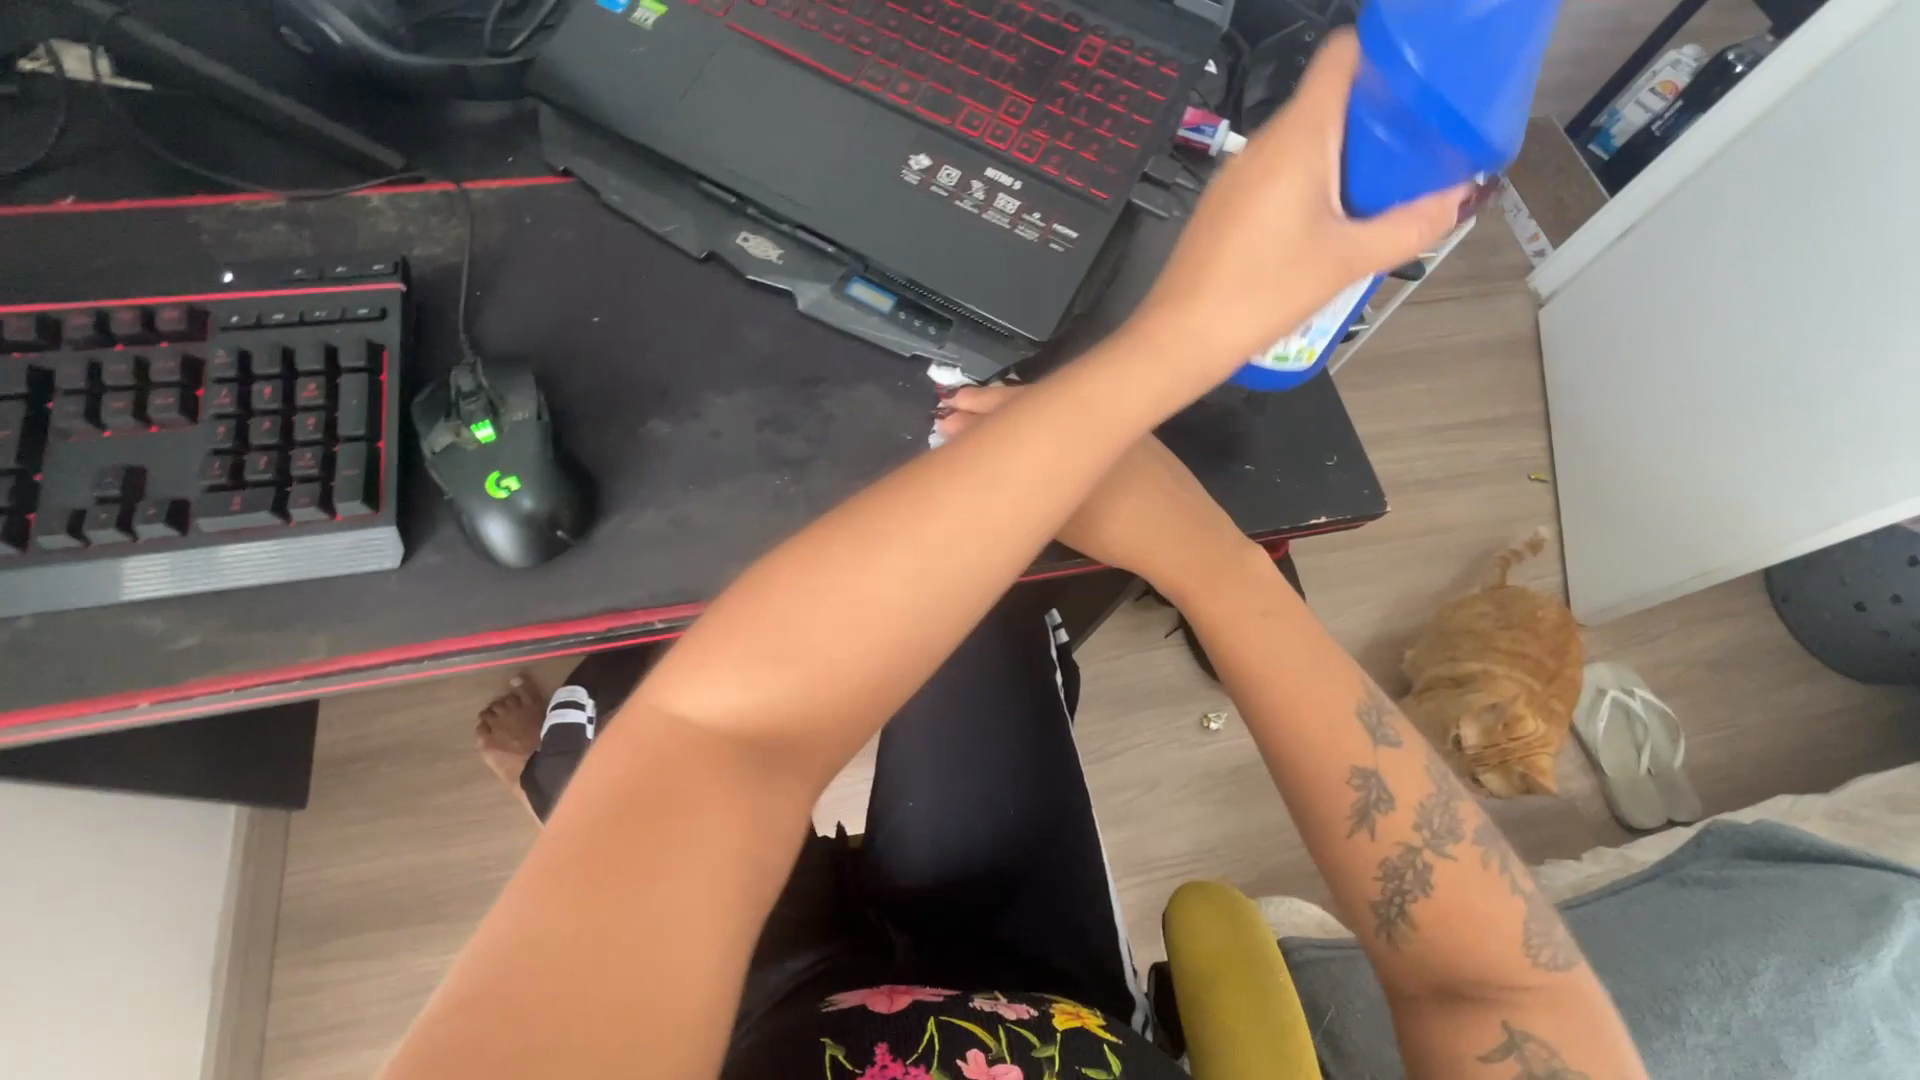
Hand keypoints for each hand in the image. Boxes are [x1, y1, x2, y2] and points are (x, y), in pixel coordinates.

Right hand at [937, 385, 1263, 587]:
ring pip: (1057, 411)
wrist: (1185, 538)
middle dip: (990, 407)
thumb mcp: (1058, 516)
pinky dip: (1049, 426)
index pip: (1015, 409)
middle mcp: (1094, 414)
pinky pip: (1078, 421)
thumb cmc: (1118, 531)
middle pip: (1033, 403)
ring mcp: (1114, 424)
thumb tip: (982, 469)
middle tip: (952, 408)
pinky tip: (1034, 438)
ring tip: (982, 420)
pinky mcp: (1131, 438)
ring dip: (1019, 416)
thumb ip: (1019, 488)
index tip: (944, 416)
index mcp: (1075, 427)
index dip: (977, 412)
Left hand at [1126, 30, 1466, 376]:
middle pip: (1326, 103)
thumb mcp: (1347, 261)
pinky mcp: (1220, 207)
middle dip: (1373, 121)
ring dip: (1340, 161)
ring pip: (1299, 146)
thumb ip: (1410, 226)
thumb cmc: (1261, 293)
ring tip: (1375, 196)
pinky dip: (1306, 188)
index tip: (1419, 81)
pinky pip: (1273, 178)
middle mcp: (1260, 144)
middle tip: (1413, 154)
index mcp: (1296, 136)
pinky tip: (1323, 227)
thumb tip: (1460, 199)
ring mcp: (1234, 176)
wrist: (1180, 338)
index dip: (1382, 54)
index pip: (1341, 54)